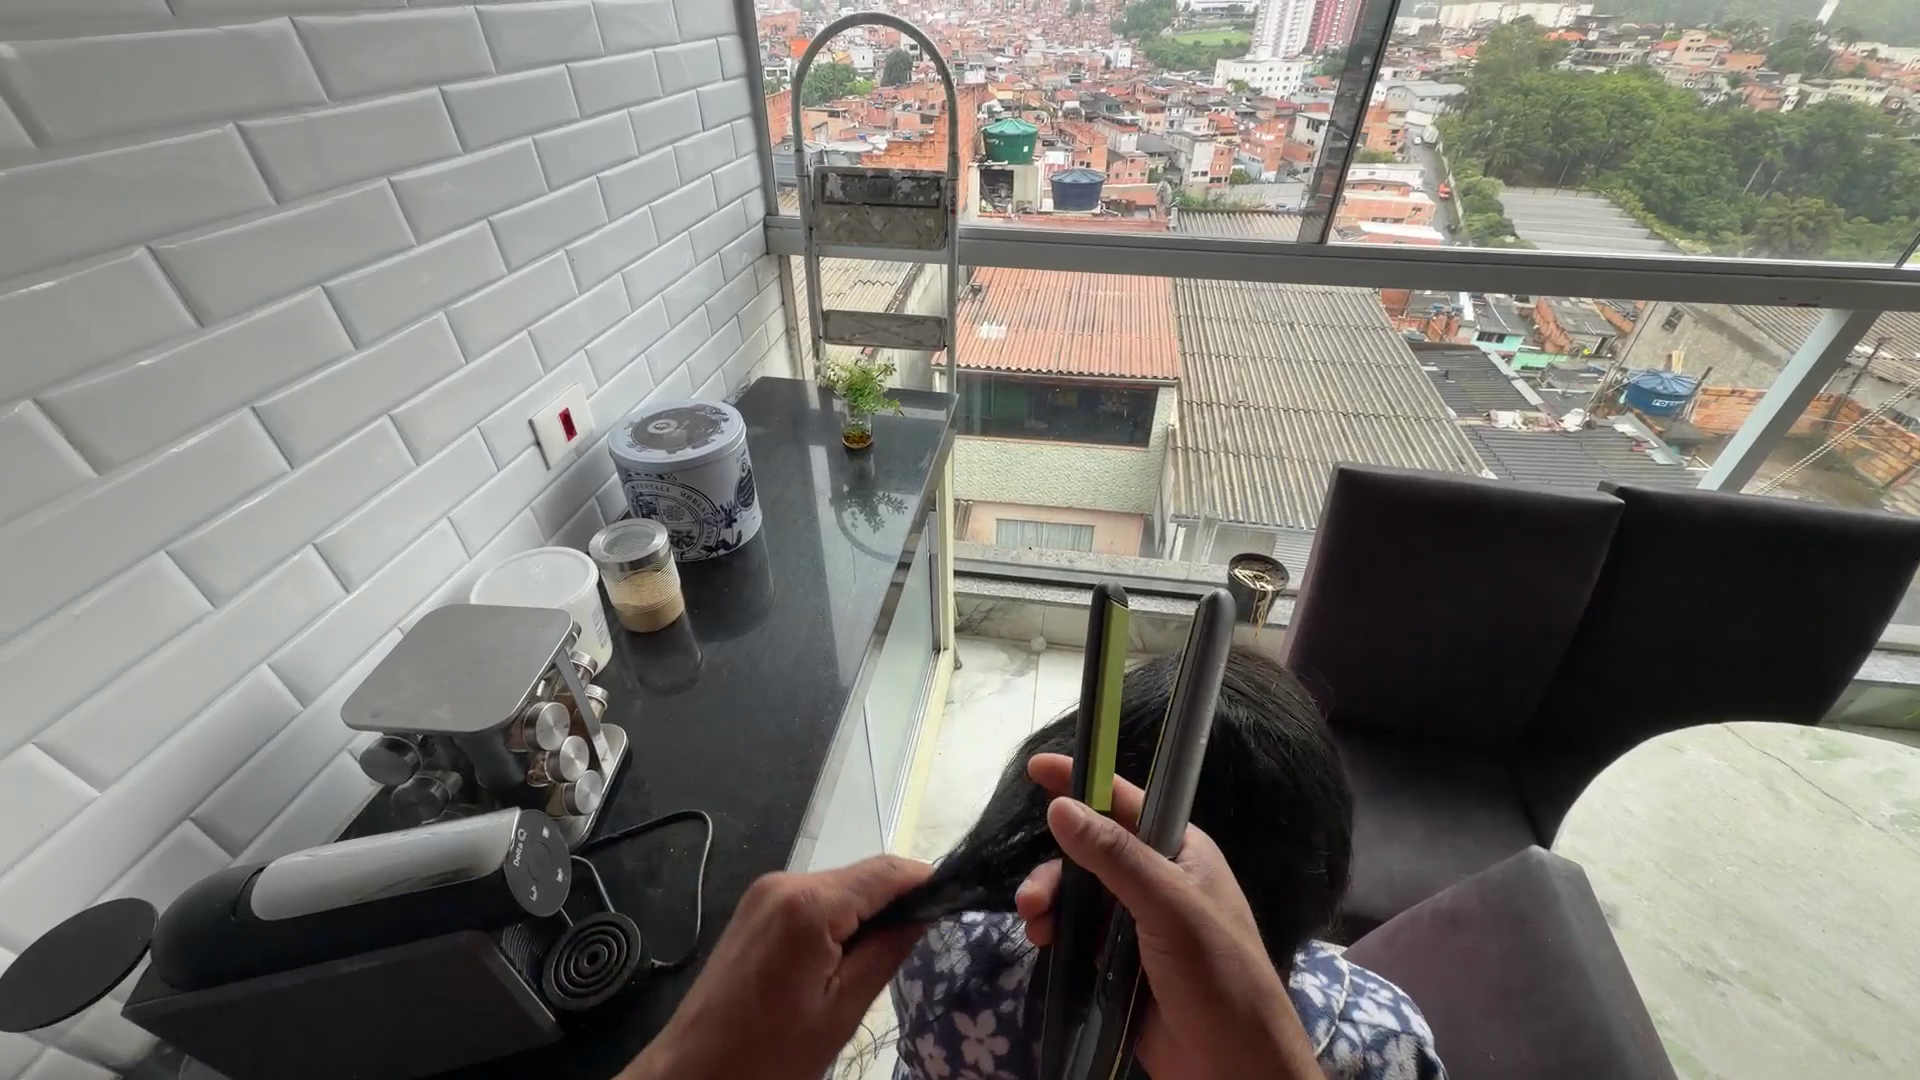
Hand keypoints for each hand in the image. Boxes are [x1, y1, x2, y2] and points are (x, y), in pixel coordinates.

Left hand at [621, 855, 931, 1079]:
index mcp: (808, 903)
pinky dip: (839, 915)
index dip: (924, 879)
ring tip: (887, 950)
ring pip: (839, 885)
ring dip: (867, 909)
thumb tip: (925, 912)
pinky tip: (845, 952)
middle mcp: (786, 880)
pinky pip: (814, 897)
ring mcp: (767, 890)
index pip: (885, 871)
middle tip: (926, 934)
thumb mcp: (840, 1011)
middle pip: (862, 875)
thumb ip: (887, 951)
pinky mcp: (756, 905)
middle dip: (896, 899)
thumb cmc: (768, 1058)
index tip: (957, 896)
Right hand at [1016, 753, 1322, 1079]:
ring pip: (1079, 891)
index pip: (1125, 801)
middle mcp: (1157, 876)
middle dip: (1057, 867)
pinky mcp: (1121, 959)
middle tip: (1031, 898)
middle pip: (1091, 849)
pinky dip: (1057, 931)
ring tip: (1034, 927)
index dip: (1083, 781)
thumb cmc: (1217, 976)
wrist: (1236, 1073)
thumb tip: (1059, 806)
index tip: (1036, 769)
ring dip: (1051, 902)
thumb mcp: (1168, 908)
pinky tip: (1043, 944)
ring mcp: (1138, 919)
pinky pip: (1079, 930)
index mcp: (1180, 850)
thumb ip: (1114, 856)